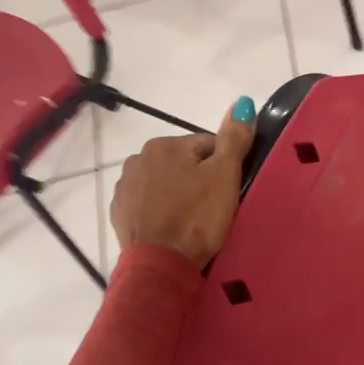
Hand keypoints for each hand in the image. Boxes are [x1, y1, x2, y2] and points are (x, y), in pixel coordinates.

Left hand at [109, 95, 255, 268]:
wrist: (161, 262)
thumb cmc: (198, 216)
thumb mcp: (225, 176)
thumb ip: (234, 139)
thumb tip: (243, 102)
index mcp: (166, 145)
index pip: (207, 146)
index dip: (224, 167)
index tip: (231, 190)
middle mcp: (139, 158)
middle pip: (183, 164)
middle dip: (199, 179)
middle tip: (216, 207)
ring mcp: (125, 186)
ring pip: (164, 184)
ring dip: (179, 195)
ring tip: (195, 220)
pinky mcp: (120, 212)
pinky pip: (148, 204)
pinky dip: (162, 212)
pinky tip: (175, 229)